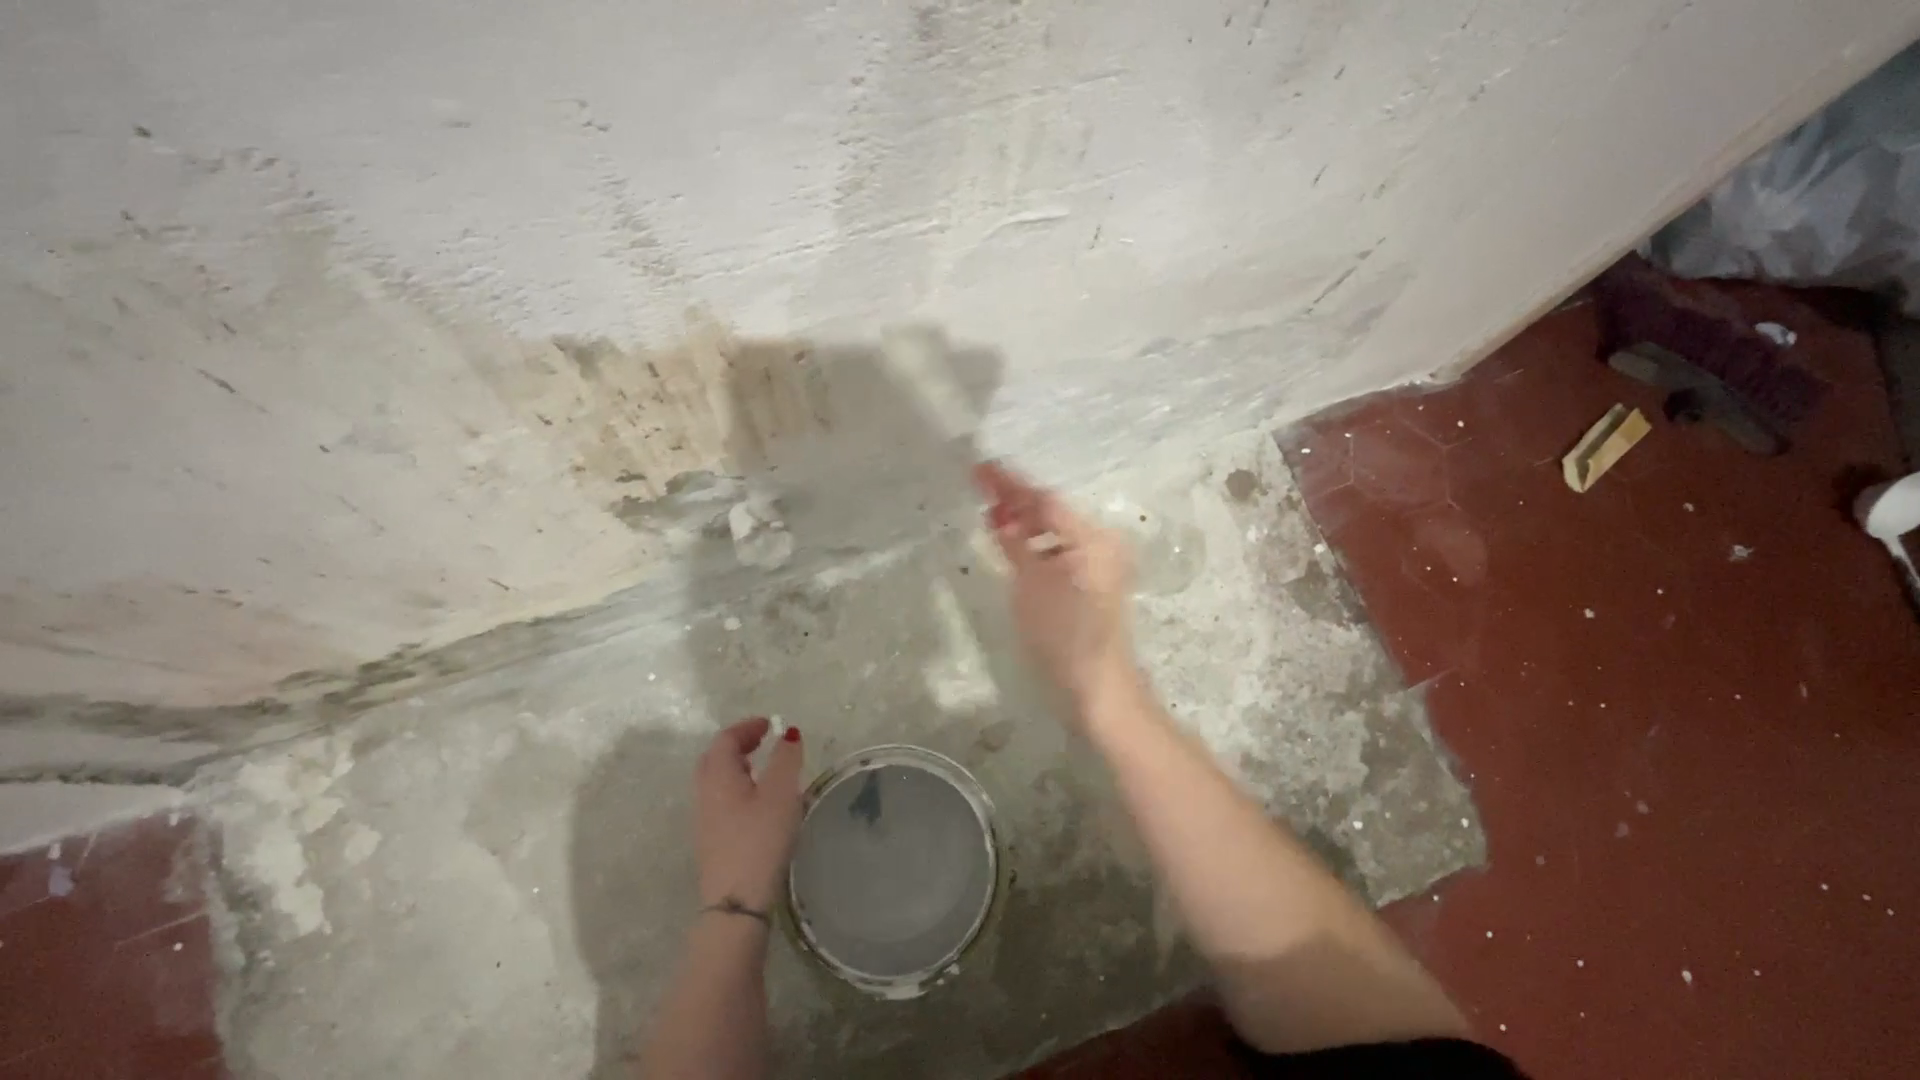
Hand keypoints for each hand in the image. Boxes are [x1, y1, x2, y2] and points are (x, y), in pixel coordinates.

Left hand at [694, 718, 804, 914]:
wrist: (737, 901)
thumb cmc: (760, 839)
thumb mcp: (781, 793)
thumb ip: (785, 759)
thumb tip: (787, 733)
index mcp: (718, 776)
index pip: (726, 739)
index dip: (747, 727)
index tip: (769, 725)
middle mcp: (705, 794)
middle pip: (715, 758)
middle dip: (738, 744)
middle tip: (762, 742)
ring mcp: (705, 820)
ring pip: (716, 781)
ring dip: (737, 767)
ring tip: (763, 770)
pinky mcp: (712, 841)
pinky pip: (721, 801)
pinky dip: (737, 788)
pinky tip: (758, 804)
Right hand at [973, 461, 1138, 700]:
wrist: (1097, 684)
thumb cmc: (1064, 634)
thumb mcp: (1032, 584)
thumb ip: (1016, 542)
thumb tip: (1001, 511)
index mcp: (1092, 537)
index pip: (1045, 500)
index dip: (1010, 483)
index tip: (980, 467)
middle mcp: (1101, 541)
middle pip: (1052, 510)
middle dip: (1016, 498)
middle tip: (979, 484)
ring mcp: (1100, 561)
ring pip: (1056, 528)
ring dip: (1025, 519)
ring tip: (990, 511)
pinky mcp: (1093, 579)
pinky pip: (1061, 547)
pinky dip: (1037, 542)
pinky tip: (1013, 539)